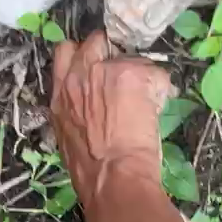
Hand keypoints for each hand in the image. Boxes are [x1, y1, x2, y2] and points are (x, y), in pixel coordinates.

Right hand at [49, 30, 173, 206]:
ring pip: (128, 56)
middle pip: (93, 42)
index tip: (97, 70)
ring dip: (138, 73)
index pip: (65, 55)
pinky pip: (155, 73)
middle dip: (109, 53)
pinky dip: (160, 90)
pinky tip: (159, 109)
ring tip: (145, 99)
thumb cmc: (91, 174)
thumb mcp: (70, 140)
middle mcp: (78, 77)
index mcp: (60, 97)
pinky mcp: (131, 74)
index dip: (84, 57)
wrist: (112, 179)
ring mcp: (104, 72)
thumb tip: (95, 115)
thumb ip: (77, 115)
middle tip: (123, 77)